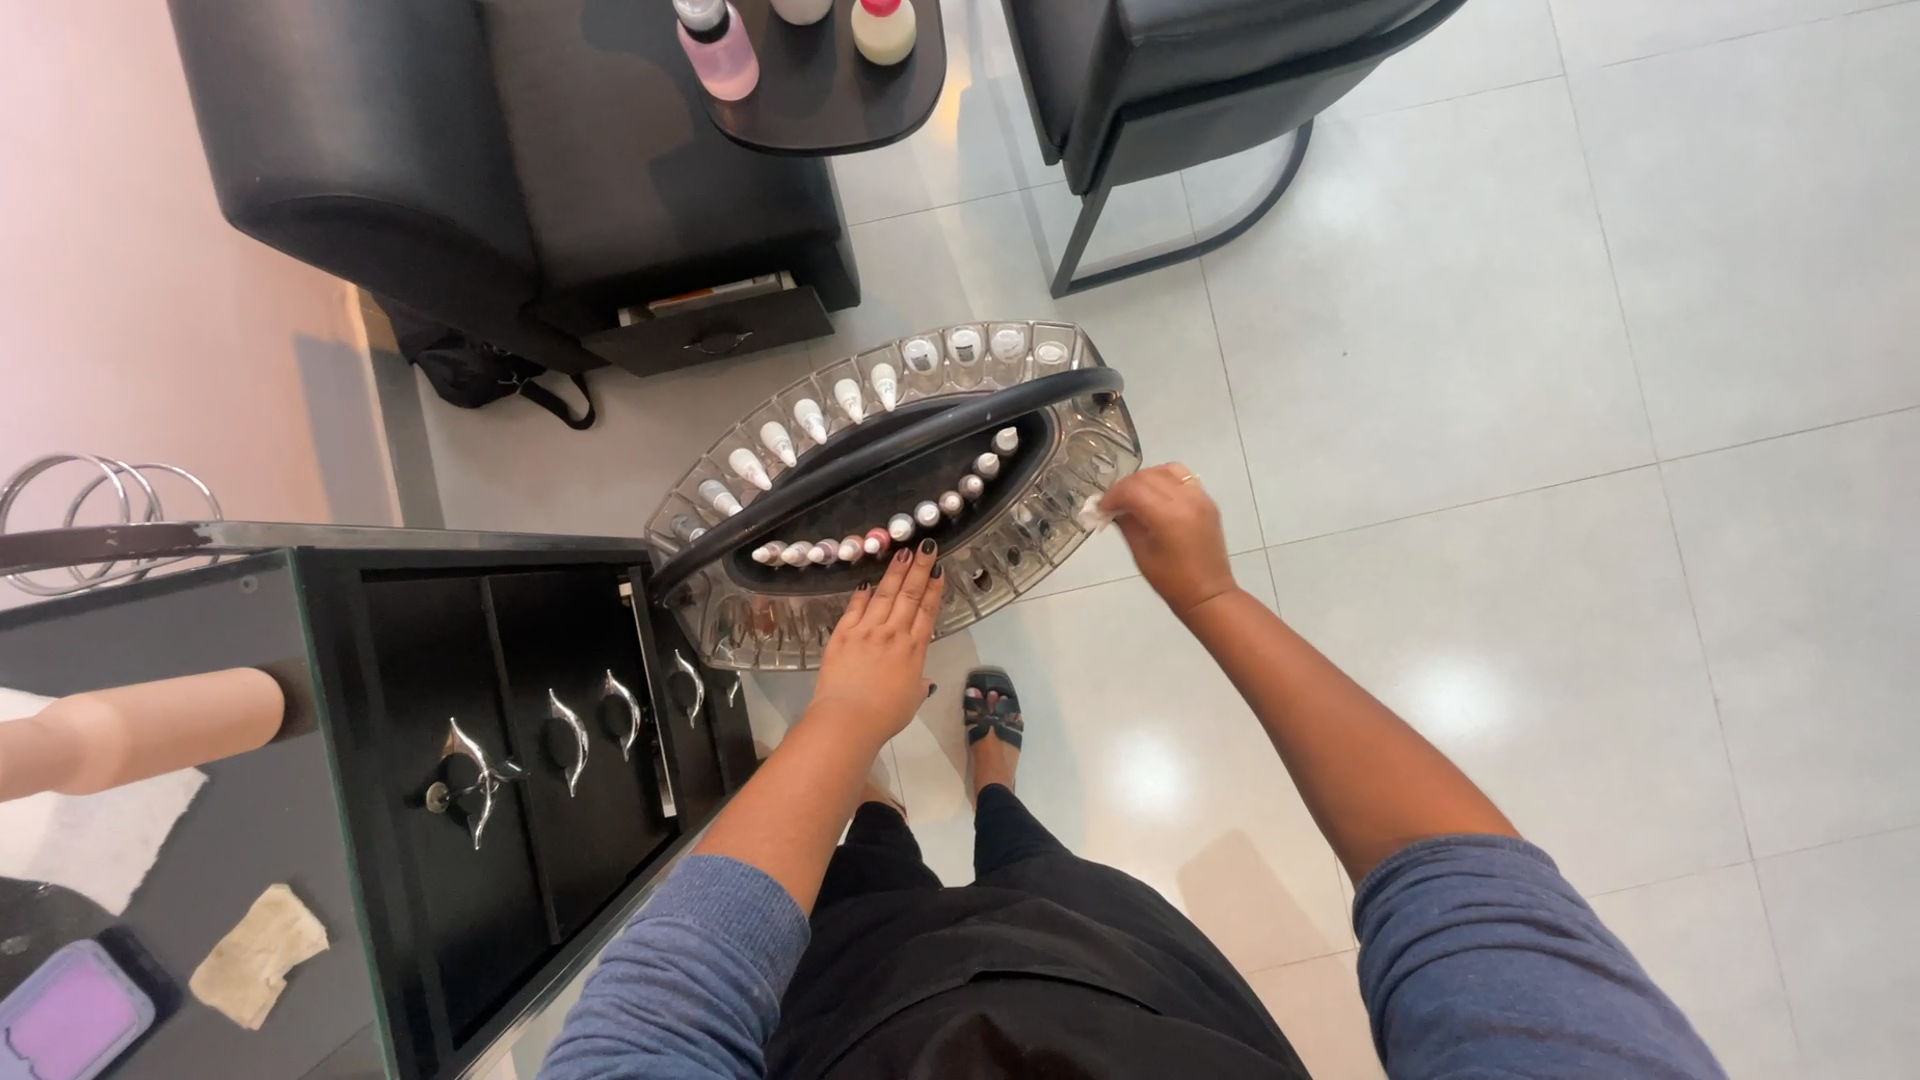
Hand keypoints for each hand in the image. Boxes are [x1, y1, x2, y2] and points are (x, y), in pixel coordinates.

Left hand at [808, 540, 945, 744]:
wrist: (847, 719)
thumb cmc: (884, 717)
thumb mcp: (910, 702)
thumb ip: (917, 686)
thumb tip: (923, 681)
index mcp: (914, 650)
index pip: (927, 611)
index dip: (934, 589)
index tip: (939, 570)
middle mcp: (893, 634)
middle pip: (910, 594)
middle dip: (920, 568)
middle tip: (927, 546)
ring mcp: (867, 630)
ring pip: (885, 594)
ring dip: (895, 572)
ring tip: (904, 552)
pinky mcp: (843, 633)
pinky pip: (855, 607)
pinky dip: (862, 593)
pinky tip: (868, 581)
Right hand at [1103, 463, 1238, 620]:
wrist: (1208, 593)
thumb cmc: (1170, 580)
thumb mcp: (1140, 552)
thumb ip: (1125, 523)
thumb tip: (1111, 508)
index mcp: (1168, 517)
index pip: (1133, 489)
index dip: (1112, 495)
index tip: (1102, 508)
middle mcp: (1186, 500)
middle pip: (1147, 476)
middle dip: (1125, 486)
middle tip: (1114, 503)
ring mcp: (1200, 497)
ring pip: (1166, 470)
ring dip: (1145, 478)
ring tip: (1135, 496)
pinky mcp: (1207, 500)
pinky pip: (1183, 477)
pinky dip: (1164, 479)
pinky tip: (1156, 496)